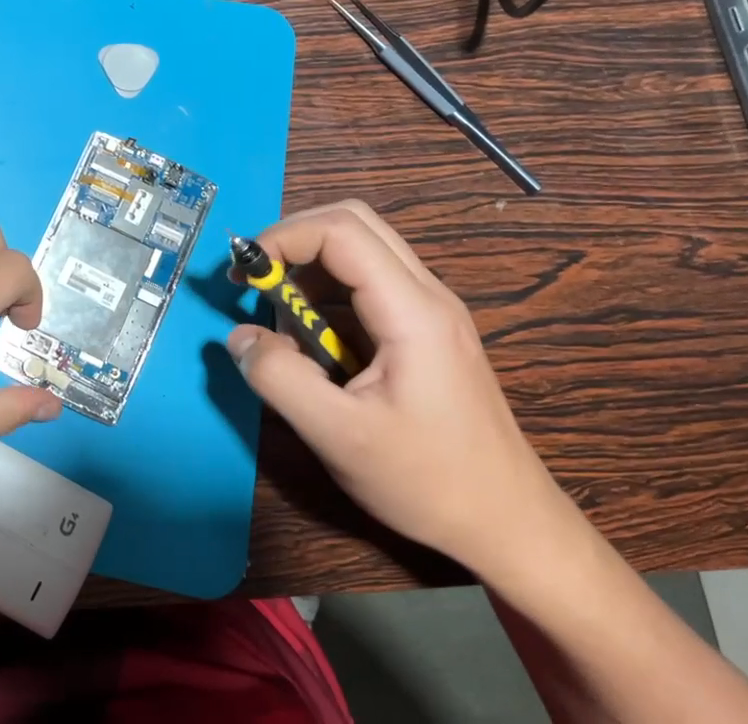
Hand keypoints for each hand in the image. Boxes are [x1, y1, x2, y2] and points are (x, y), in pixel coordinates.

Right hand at [228, 200, 572, 573]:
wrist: (508, 525)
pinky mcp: (422, 334)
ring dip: (305, 270)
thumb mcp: (337, 435)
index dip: (280, 238)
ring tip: (278, 324)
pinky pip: (365, 286)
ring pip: (358, 251)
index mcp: (412, 312)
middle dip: (290, 241)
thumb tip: (238, 336)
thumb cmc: (427, 480)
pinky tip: (309, 347)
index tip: (241, 279)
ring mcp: (428, 314)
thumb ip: (278, 378)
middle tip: (253, 284)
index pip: (340, 230)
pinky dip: (322, 297)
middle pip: (352, 223)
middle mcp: (426, 297)